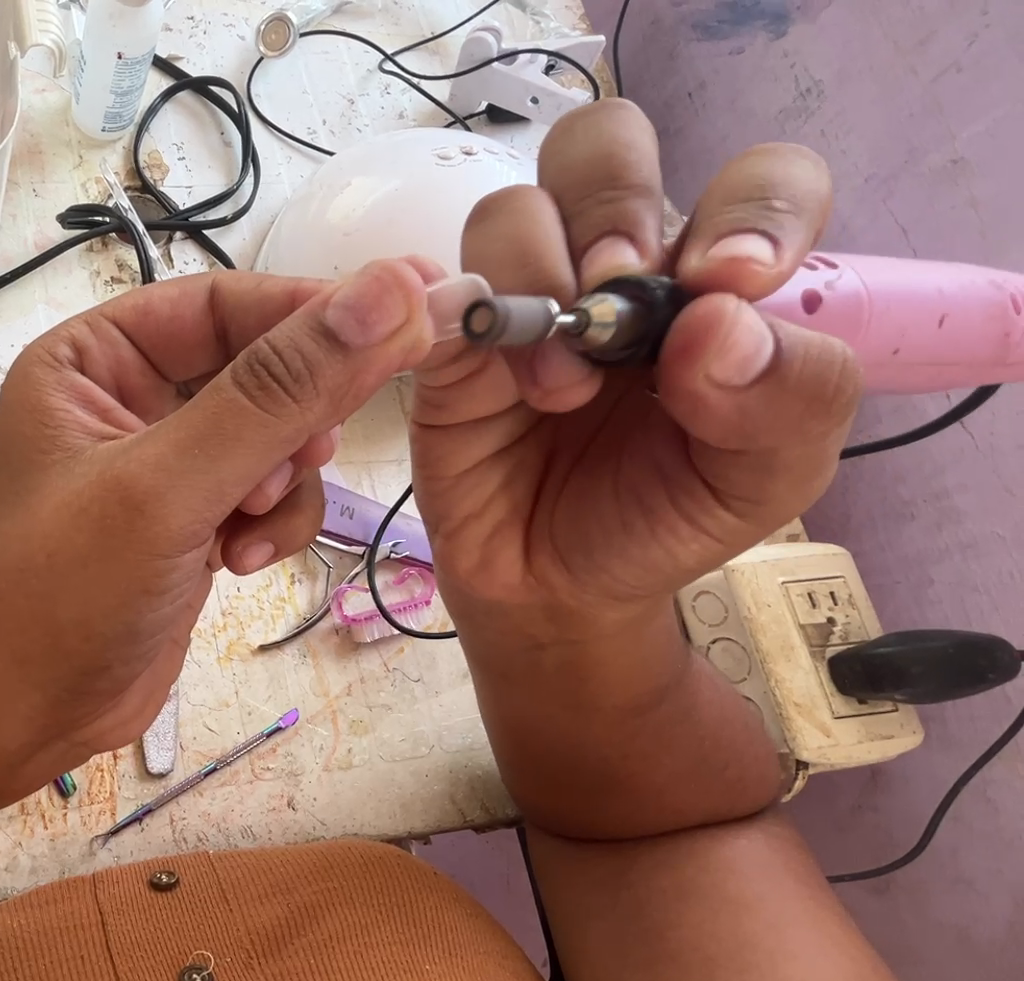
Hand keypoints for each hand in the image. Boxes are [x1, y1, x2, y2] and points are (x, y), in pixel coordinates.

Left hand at [0, 262, 436, 781]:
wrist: (24, 716)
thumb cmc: (66, 594)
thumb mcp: (165, 486)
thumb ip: (275, 393)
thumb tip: (388, 290)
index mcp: (89, 359)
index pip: (219, 303)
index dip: (309, 311)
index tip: (405, 322)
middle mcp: (124, 399)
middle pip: (253, 368)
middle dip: (291, 418)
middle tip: (317, 453)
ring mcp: (160, 464)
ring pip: (270, 436)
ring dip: (282, 481)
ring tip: (249, 527)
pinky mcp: (188, 519)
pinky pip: (263, 494)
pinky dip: (271, 523)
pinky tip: (241, 563)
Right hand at [412, 99, 863, 834]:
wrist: (548, 585)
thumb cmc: (658, 520)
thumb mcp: (765, 476)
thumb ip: (790, 396)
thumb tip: (717, 318)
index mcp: (707, 287)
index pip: (746, 185)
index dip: (745, 206)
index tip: (727, 280)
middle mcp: (609, 276)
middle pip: (600, 151)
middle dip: (610, 205)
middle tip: (616, 288)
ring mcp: (518, 307)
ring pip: (508, 213)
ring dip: (533, 276)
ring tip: (555, 383)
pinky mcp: (446, 353)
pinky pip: (434, 295)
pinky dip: (454, 314)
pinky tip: (484, 381)